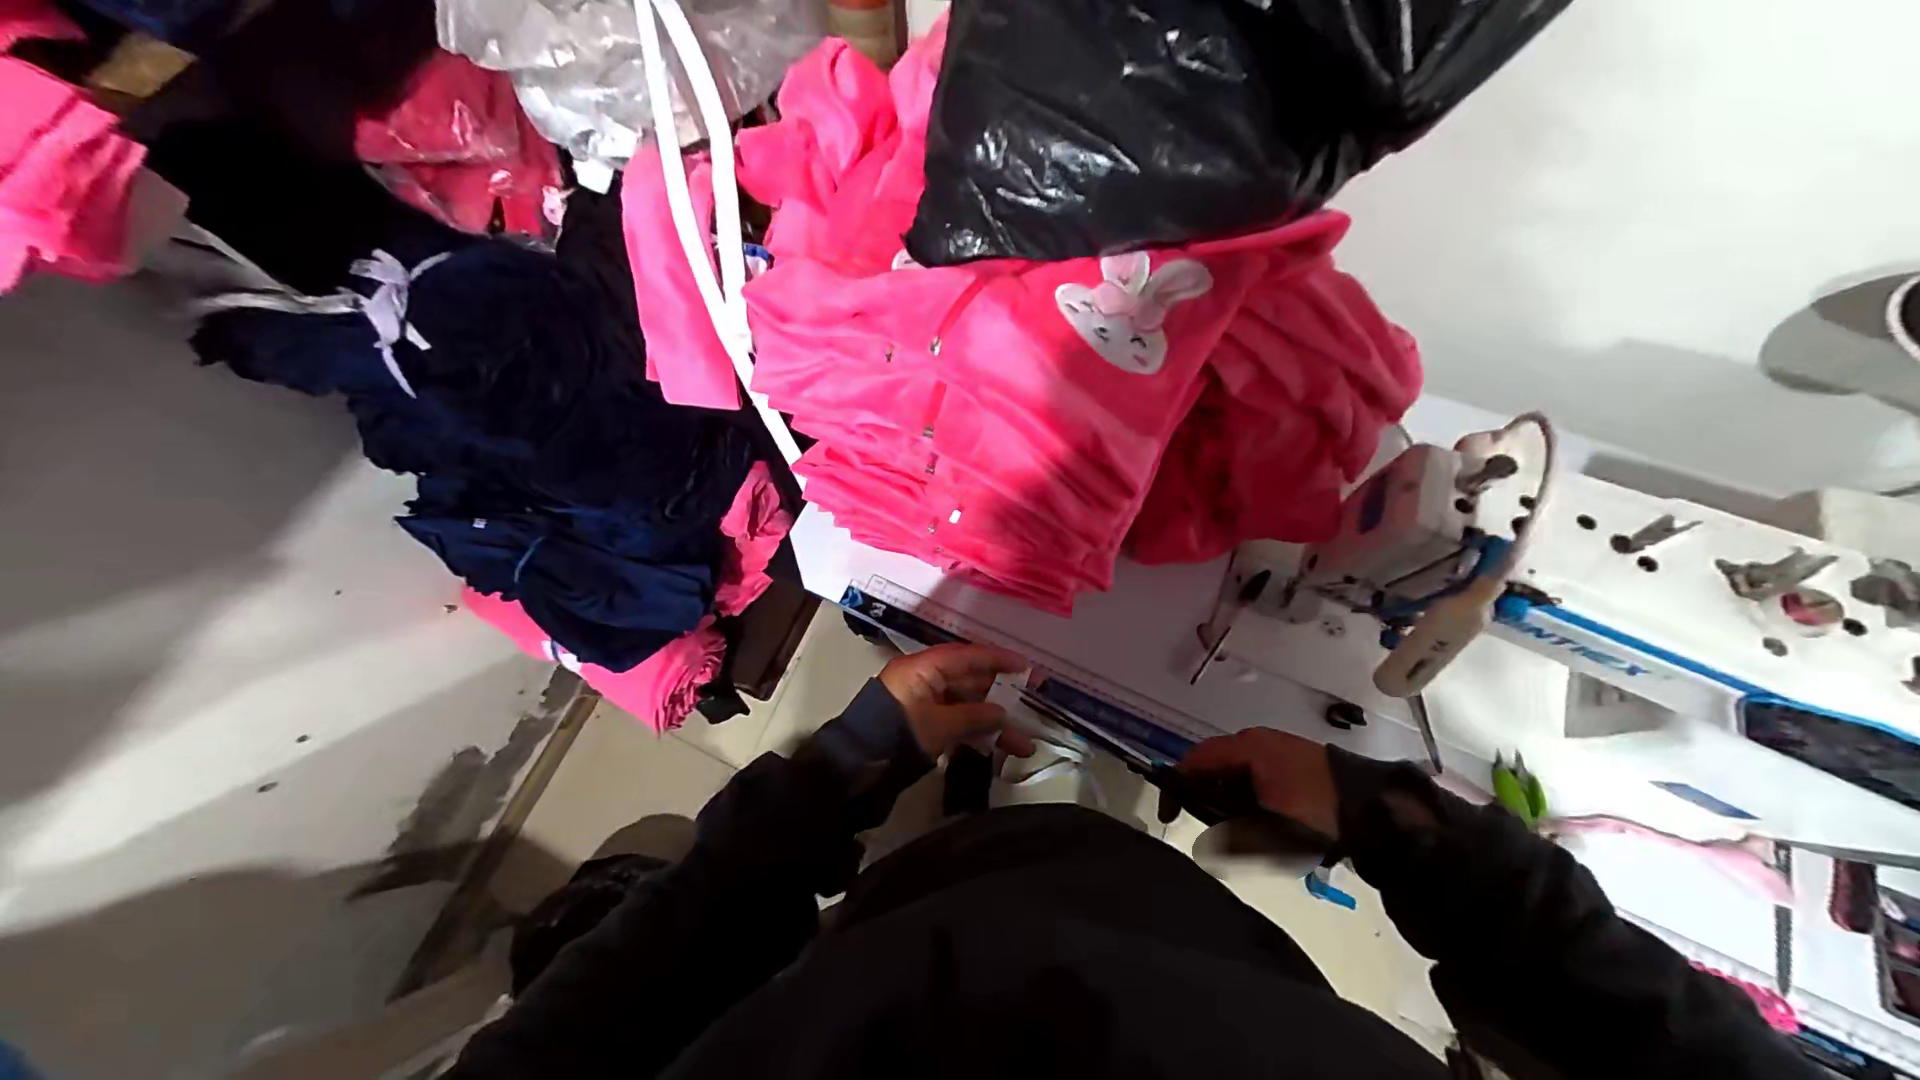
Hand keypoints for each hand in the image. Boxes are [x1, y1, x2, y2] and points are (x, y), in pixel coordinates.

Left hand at [878, 644, 1035, 758]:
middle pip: (969, 682)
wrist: (857, 768)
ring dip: (993, 724)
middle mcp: (923, 680)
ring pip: (965, 706)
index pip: (965, 656)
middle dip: (1001, 698)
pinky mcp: (922, 725)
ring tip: (1023, 745)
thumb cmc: (898, 735)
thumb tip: (1002, 714)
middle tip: (1031, 702)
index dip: (996, 659)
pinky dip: (975, 733)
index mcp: (922, 668)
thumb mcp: (938, 725)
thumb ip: (974, 717)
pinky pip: (955, 722)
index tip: (1024, 666)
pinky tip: (999, 749)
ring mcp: (923, 704)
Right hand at [1180, 728, 1338, 838]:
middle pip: (1216, 765)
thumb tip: (1206, 844)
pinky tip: (1263, 821)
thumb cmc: (1316, 813)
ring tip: (1236, 828)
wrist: (1378, 808)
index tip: (1169, 811)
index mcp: (1247, 747)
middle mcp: (1258, 741)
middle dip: (1205, 794)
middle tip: (1204, 824)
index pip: (1197, 759)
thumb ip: (1231, 835)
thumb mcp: (1270, 831)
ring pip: (1238, 772)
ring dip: (1229, 797)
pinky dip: (1249, 795)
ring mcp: (1278, 749)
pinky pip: (1258, 776)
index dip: (1178, 784)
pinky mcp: (1296, 762)